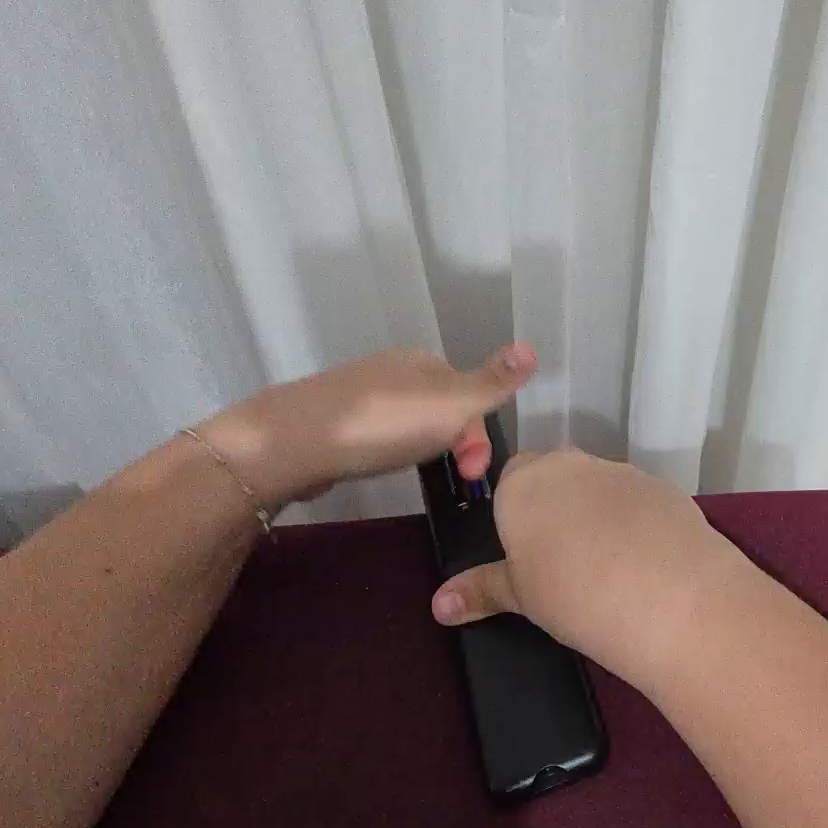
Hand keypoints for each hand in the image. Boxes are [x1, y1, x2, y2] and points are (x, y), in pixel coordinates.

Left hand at [198, 343, 535, 507]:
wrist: (295, 442)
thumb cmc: (386, 424)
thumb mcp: (453, 403)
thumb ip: (494, 382)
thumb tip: (532, 347)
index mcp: (425, 362)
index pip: (470, 395)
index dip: (479, 434)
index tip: (473, 471)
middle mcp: (393, 370)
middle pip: (441, 409)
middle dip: (453, 444)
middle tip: (454, 480)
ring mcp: (359, 393)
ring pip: (409, 421)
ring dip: (423, 448)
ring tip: (415, 473)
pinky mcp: (332, 420)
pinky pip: (376, 433)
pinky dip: (388, 450)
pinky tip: (378, 464)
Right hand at [427, 449, 749, 680]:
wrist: (670, 593)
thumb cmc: (575, 595)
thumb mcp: (521, 597)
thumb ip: (481, 590)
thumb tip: (438, 604)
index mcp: (523, 484)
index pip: (509, 482)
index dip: (518, 517)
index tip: (530, 555)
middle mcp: (570, 464)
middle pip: (554, 477)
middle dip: (556, 509)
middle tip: (565, 563)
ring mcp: (620, 471)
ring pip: (597, 487)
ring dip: (597, 515)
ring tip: (610, 568)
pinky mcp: (661, 485)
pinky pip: (636, 500)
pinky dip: (635, 522)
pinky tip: (646, 562)